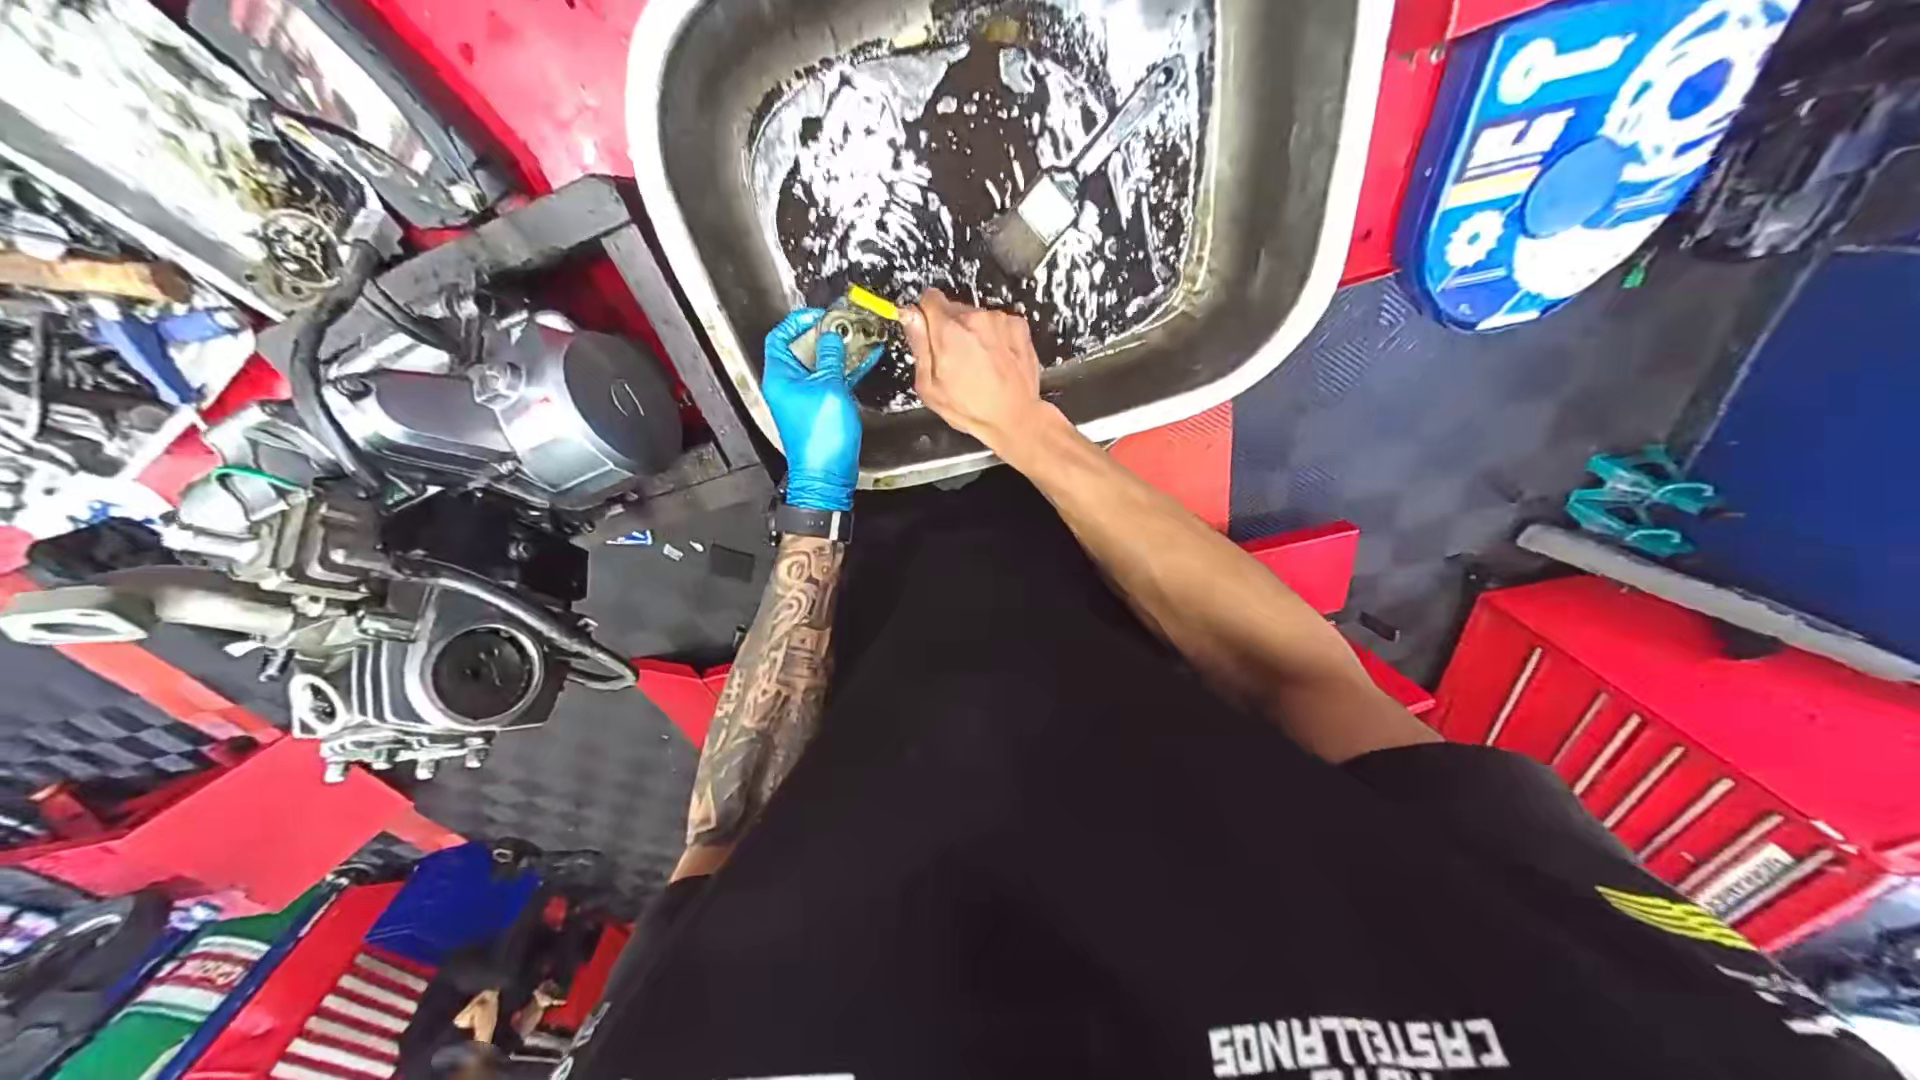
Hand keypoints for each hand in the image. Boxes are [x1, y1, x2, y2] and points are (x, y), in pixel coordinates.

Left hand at [763, 308, 881, 511]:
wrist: (827, 474)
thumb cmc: (820, 437)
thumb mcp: (828, 387)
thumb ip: (831, 357)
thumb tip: (832, 335)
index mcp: (780, 376)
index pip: (780, 336)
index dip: (799, 321)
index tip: (822, 315)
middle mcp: (789, 384)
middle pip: (803, 347)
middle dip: (826, 333)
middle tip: (846, 323)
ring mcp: (806, 395)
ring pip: (822, 363)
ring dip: (841, 350)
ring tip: (860, 336)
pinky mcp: (823, 406)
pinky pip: (834, 379)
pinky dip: (848, 368)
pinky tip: (866, 358)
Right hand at [903, 289, 1059, 457]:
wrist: (1015, 417)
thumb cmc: (972, 409)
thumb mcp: (929, 386)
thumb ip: (918, 345)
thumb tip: (910, 316)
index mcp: (947, 331)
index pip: (929, 299)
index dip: (927, 316)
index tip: (930, 333)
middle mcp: (974, 318)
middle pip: (953, 309)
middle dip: (950, 329)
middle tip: (956, 360)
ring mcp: (999, 320)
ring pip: (976, 317)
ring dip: (974, 334)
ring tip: (979, 365)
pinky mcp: (1018, 325)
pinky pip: (998, 323)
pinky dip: (995, 337)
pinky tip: (996, 361)